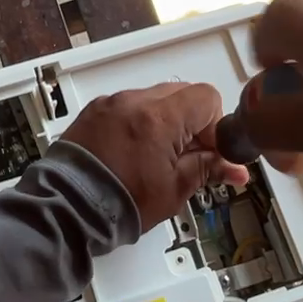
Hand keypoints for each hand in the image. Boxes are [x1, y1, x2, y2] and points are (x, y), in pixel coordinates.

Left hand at [59, 83, 249, 231]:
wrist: (68, 208)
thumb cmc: (117, 203)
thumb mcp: (174, 189)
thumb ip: (208, 169)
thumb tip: (234, 168)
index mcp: (159, 117)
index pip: (206, 97)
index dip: (215, 124)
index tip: (210, 150)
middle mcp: (133, 101)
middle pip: (181, 93)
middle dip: (192, 121)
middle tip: (188, 155)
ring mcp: (111, 104)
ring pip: (154, 98)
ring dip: (165, 121)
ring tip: (158, 158)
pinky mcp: (94, 111)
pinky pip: (127, 105)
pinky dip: (138, 121)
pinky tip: (134, 152)